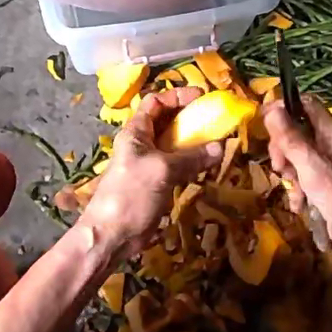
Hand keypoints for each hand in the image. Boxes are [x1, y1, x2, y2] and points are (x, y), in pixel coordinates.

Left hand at [78, 86, 221, 254]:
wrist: (112, 235)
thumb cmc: (130, 194)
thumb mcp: (162, 170)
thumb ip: (191, 157)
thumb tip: (219, 147)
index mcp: (136, 132)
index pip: (155, 102)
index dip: (177, 96)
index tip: (201, 97)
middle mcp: (143, 145)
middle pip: (168, 122)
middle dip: (191, 118)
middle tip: (216, 119)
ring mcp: (151, 165)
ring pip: (176, 146)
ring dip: (196, 143)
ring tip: (219, 142)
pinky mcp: (158, 184)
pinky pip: (179, 167)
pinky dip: (195, 164)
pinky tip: (210, 167)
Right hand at [262, 96, 331, 265]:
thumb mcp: (309, 166)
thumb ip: (290, 137)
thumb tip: (272, 107)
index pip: (307, 104)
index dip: (284, 109)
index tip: (264, 125)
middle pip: (300, 130)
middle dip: (284, 148)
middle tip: (279, 166)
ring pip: (302, 154)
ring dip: (291, 171)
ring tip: (293, 190)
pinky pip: (310, 174)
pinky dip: (302, 186)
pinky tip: (300, 203)